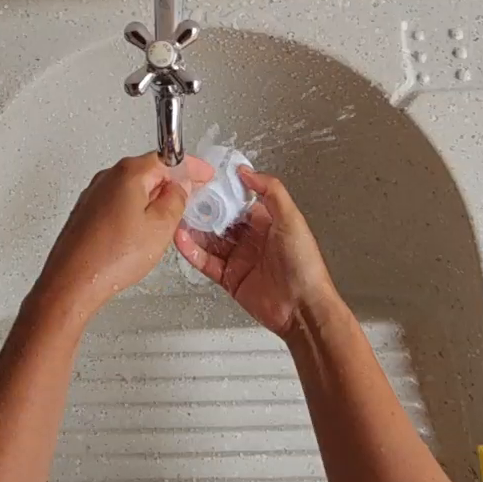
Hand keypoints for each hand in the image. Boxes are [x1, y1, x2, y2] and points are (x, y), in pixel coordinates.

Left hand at [27, 153, 212, 321]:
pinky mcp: (87, 212)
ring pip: (132, 188)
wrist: (72, 281)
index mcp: (128, 174)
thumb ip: (176, 199)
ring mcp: (94, 194)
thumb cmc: (110, 257)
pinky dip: (134, 210)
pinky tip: (138, 234)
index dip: (190, 166)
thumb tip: (180, 187)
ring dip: (152, 199)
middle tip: (190, 197)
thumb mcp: (161, 227)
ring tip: (164, 225)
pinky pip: (118, 202)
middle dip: (171, 183)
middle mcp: (108, 178)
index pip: (167, 158)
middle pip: (148, 170)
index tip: (203, 173)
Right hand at [174, 167, 342, 337]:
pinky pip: (206, 262)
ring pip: (209, 240)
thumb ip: (271, 191)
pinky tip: (182, 240)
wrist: (303, 308)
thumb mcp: (291, 219)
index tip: (205, 181)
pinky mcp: (229, 278)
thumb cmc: (305, 266)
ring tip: (178, 217)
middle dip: (203, 210)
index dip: (221, 191)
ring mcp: (239, 259)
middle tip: (185, 199)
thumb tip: (248, 172)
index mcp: (266, 222)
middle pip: (220, 220)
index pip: (237, 202)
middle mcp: (251, 239)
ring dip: (194, 229)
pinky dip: (192, 251)